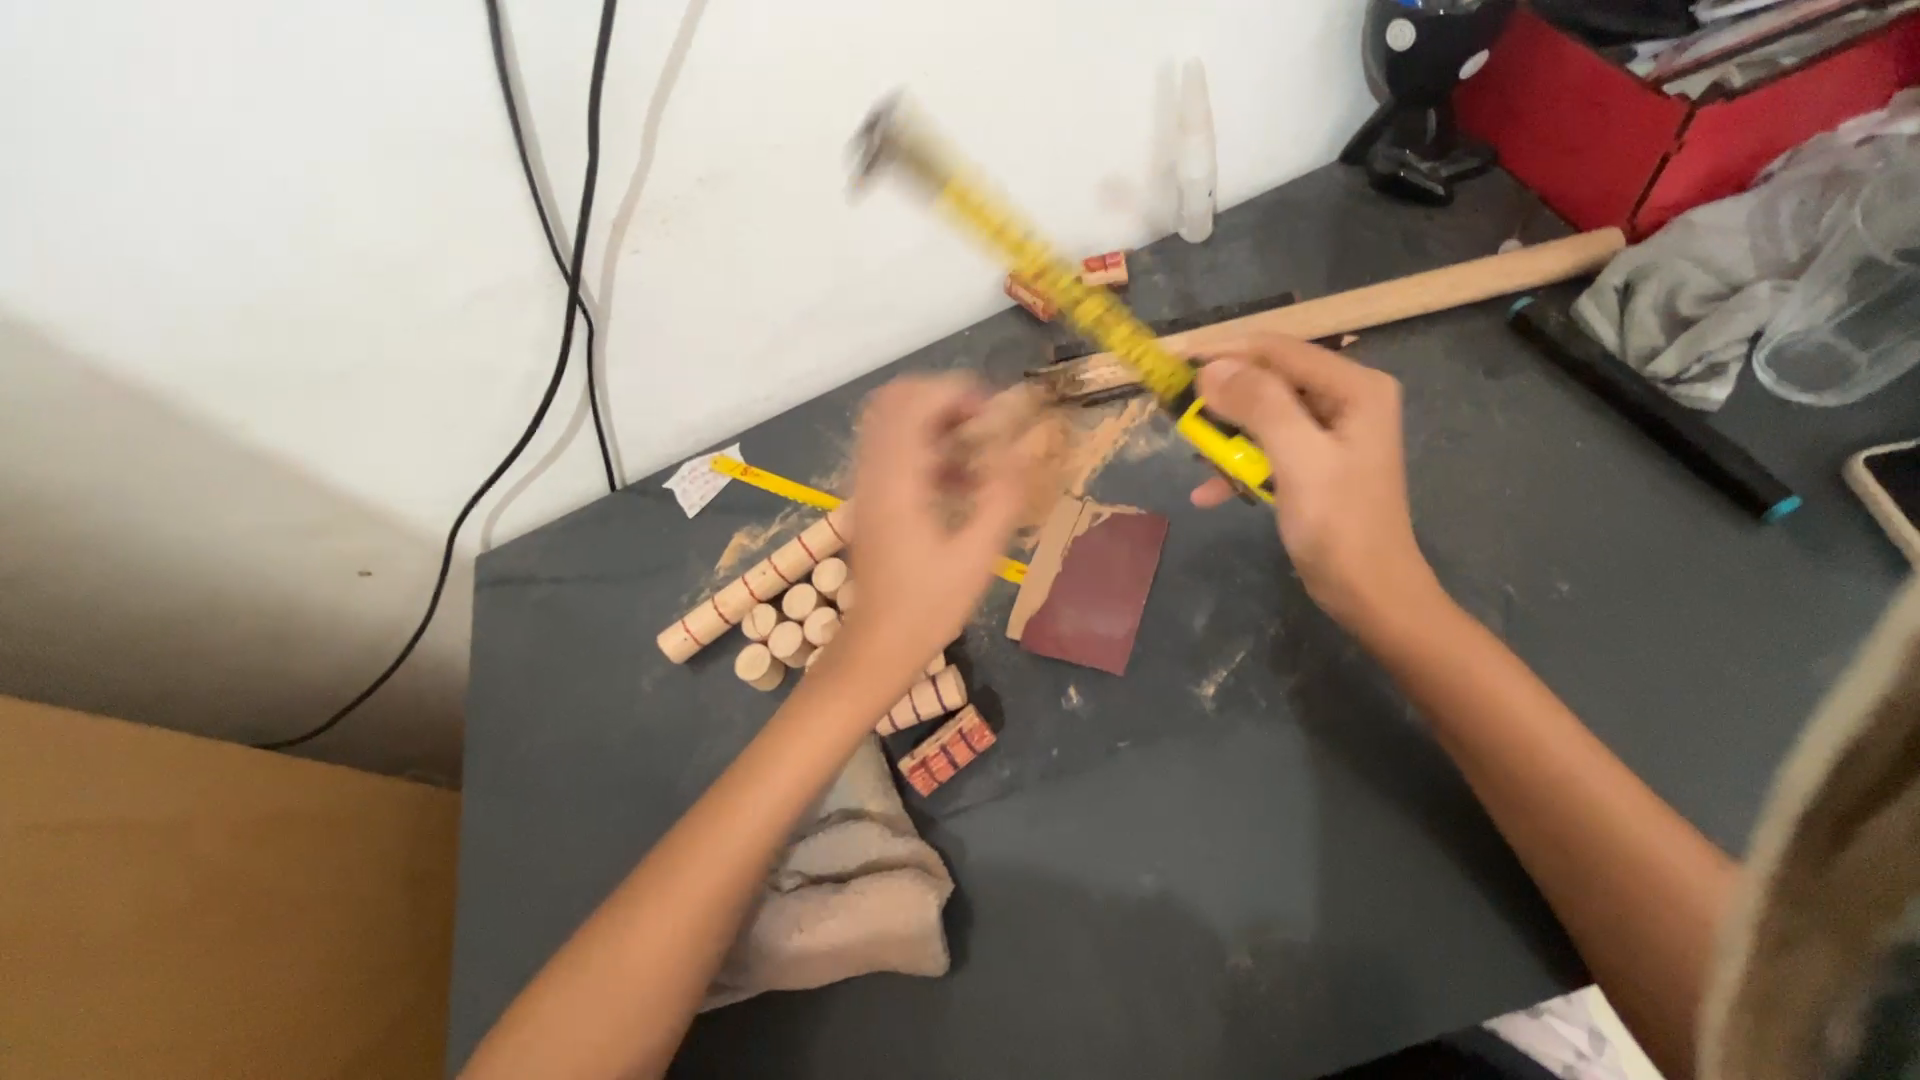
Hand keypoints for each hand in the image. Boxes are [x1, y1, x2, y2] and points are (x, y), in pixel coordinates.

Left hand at [841, 375, 1044, 676]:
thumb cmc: (928, 607)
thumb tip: (1027, 449)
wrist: (877, 645)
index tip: (995, 416)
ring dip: (933, 424)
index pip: (916, 401)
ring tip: (974, 455)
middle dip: (943, 400)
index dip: (959, 392)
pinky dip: (923, 449)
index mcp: (897, 480)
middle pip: (895, 399)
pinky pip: (890, 450)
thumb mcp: (977, 556)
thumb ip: (1002, 497)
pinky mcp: (869, 500)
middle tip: (981, 426)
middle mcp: (873, 472)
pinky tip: (957, 483)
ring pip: (890, 422)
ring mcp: (866, 485)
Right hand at [1189, 333, 1444, 640]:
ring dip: (1226, 435)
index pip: (1278, 350)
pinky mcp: (1313, 464)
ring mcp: (1328, 434)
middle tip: (1176, 412)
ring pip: (1261, 416)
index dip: (1224, 353)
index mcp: (1354, 387)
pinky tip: (1209, 493)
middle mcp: (1344, 400)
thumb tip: (1209, 368)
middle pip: (1268, 380)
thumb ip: (1258, 405)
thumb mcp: (1298, 458)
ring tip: (1193, 454)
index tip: (1173, 364)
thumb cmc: (1339, 524)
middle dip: (1222, 398)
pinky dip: (1238, 466)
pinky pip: (1266, 449)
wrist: (1368, 592)